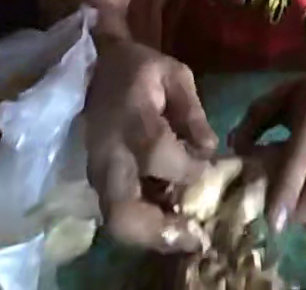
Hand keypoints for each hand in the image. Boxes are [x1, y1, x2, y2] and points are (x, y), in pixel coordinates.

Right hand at [85, 39, 219, 249]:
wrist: (93, 69)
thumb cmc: (140, 68)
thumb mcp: (175, 74)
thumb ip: (193, 111)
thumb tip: (209, 150)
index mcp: (133, 118)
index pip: (157, 153)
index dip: (186, 169)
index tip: (211, 173)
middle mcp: (109, 154)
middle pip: (124, 212)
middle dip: (159, 232)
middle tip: (195, 237)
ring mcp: (97, 173)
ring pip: (116, 222)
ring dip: (151, 236)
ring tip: (186, 235)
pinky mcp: (94, 183)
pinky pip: (116, 214)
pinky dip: (142, 225)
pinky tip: (168, 220)